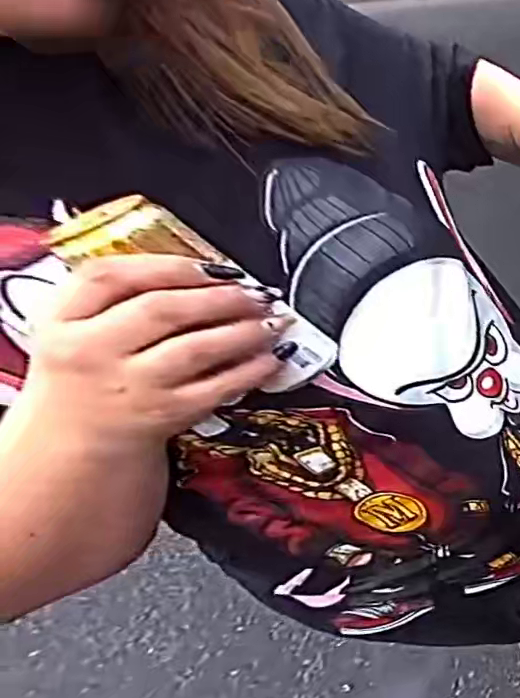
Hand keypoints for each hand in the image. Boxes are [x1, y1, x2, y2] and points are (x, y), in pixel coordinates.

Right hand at [18, 255, 280, 445]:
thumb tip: (207, 273)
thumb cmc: (94, 367)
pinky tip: (277, 355)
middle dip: (224, 298)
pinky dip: (259, 366)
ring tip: (277, 321)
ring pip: (201, 346)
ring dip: (249, 330)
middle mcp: (93, 349)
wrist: (81, 430)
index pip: (109, 277)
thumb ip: (125, 295)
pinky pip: (228, 383)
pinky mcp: (175, 409)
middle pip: (164, 310)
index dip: (173, 267)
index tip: (221, 268)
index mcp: (63, 319)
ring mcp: (136, 383)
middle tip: (261, 295)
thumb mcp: (82, 325)